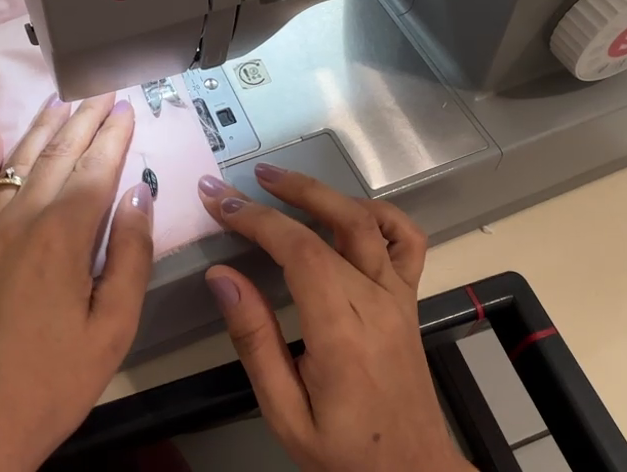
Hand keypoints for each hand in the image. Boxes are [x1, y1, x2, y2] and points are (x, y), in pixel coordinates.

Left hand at [0, 95, 153, 471]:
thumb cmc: (53, 383)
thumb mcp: (112, 329)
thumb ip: (130, 255)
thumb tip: (139, 192)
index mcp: (62, 236)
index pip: (95, 168)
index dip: (113, 135)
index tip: (128, 106)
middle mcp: (21, 219)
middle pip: (57, 154)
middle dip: (84, 118)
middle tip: (104, 90)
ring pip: (18, 160)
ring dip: (44, 126)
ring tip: (64, 100)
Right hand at [198, 168, 469, 471]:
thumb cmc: (344, 450)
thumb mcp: (285, 411)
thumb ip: (254, 340)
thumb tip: (222, 277)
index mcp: (342, 330)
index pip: (299, 250)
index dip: (256, 219)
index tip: (218, 203)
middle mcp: (376, 301)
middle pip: (333, 223)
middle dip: (283, 193)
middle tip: (240, 182)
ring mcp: (398, 295)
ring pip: (368, 220)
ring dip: (322, 191)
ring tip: (280, 181)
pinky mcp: (409, 297)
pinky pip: (407, 240)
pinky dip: (380, 213)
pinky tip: (347, 210)